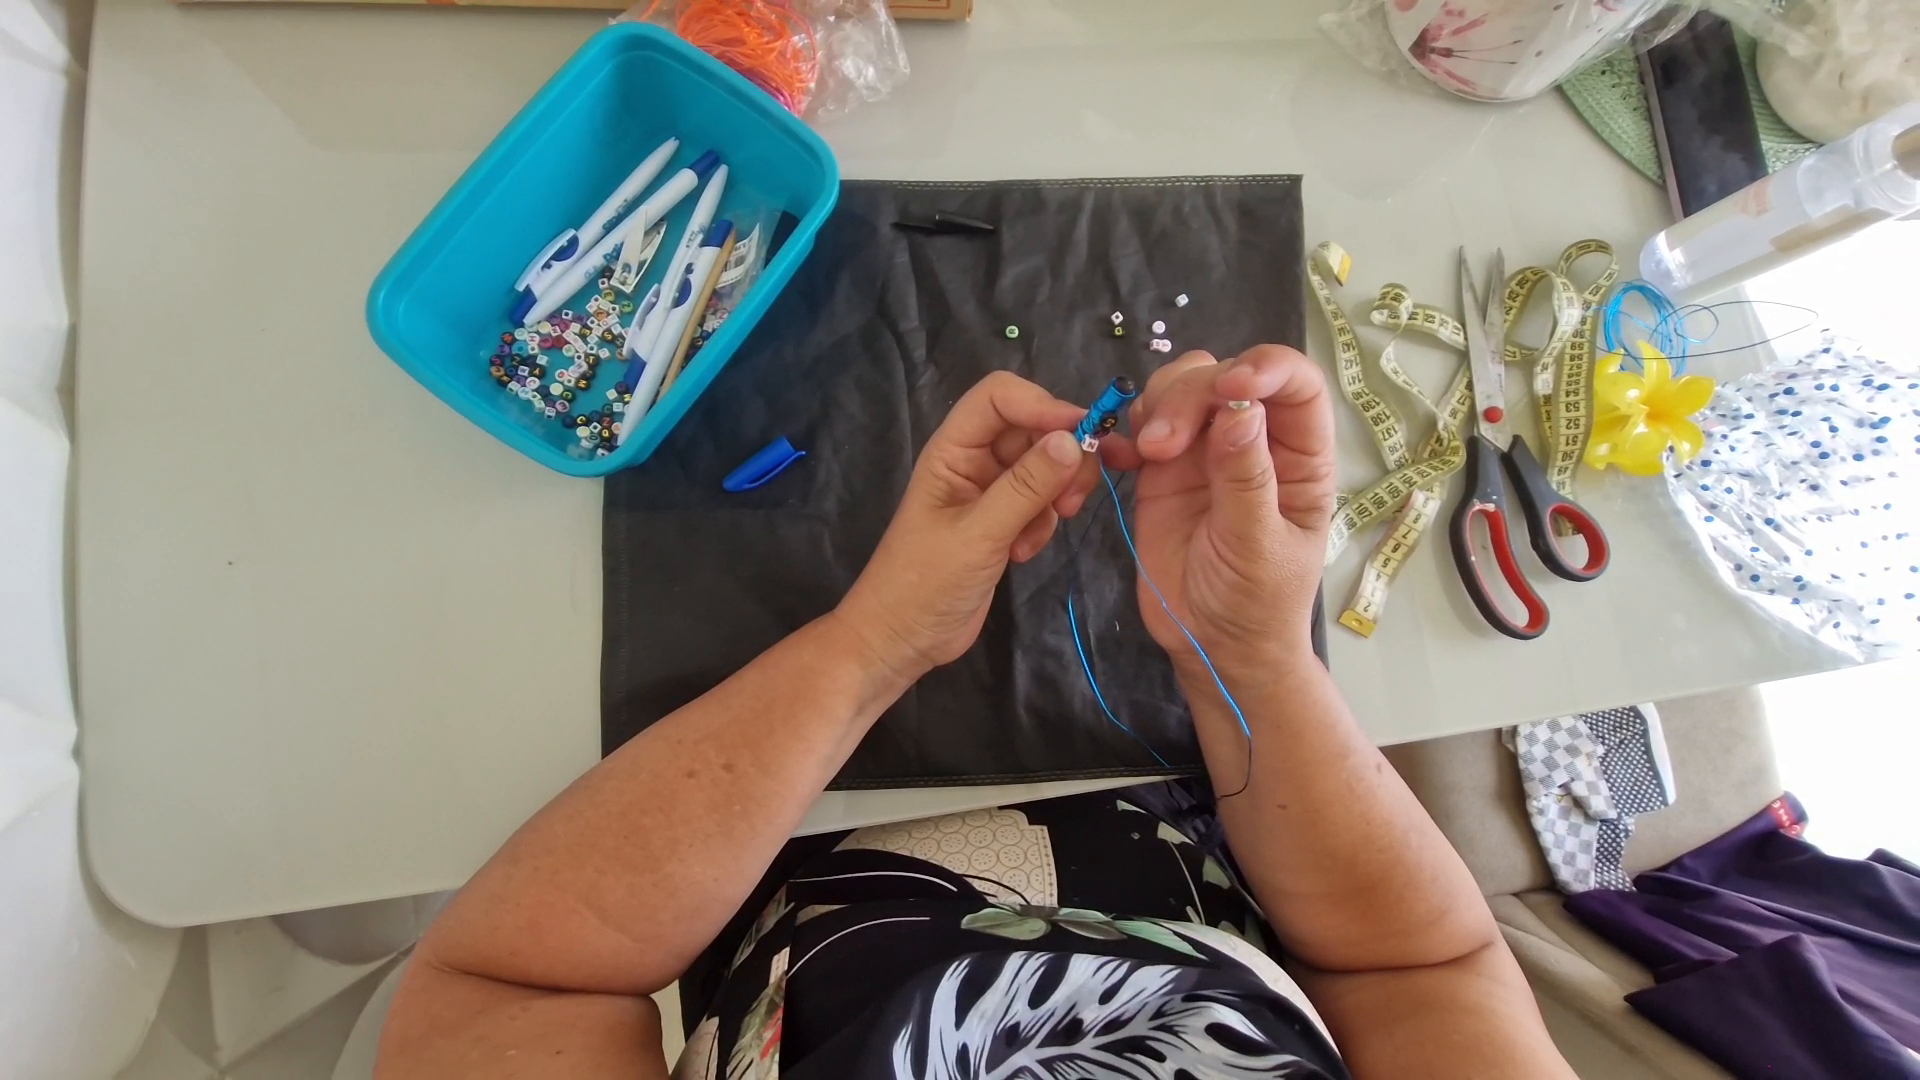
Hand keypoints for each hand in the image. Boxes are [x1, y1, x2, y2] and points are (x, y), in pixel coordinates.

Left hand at [836, 372, 1104, 680]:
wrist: (903, 639)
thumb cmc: (924, 583)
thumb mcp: (977, 534)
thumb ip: (1025, 488)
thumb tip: (1073, 440)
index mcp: (953, 450)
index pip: (1000, 398)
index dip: (1043, 406)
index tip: (1085, 435)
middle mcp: (974, 462)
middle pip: (1033, 430)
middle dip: (1062, 458)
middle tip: (1073, 500)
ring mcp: (991, 492)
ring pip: (1045, 467)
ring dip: (1055, 496)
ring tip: (1035, 536)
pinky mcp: (1005, 522)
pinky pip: (1042, 503)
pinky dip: (1043, 524)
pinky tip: (1021, 555)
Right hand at [1102, 346, 1334, 677]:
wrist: (1211, 643)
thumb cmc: (1255, 603)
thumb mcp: (1257, 547)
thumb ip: (1246, 479)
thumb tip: (1237, 410)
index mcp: (1297, 456)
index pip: (1294, 386)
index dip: (1266, 368)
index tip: (1230, 387)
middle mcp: (1251, 442)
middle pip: (1222, 378)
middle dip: (1189, 396)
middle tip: (1158, 447)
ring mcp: (1202, 454)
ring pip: (1179, 391)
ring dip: (1156, 406)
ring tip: (1142, 455)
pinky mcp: (1160, 472)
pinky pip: (1140, 429)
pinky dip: (1123, 432)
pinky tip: (1116, 459)